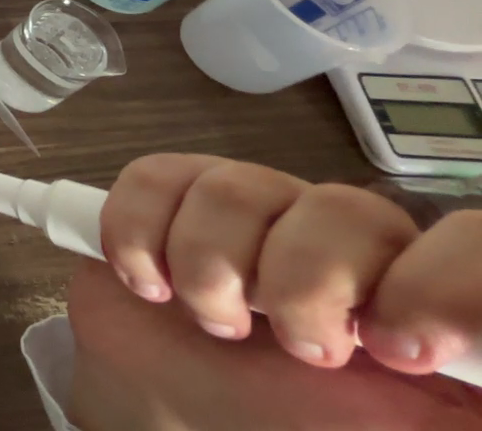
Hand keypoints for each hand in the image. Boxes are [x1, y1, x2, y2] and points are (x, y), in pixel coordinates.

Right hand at [98, 154, 481, 372]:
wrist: (170, 403)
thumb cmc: (287, 425)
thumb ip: (467, 405)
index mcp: (417, 289)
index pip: (472, 244)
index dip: (440, 286)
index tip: (396, 352)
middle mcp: (342, 231)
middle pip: (344, 208)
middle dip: (301, 288)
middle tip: (290, 346)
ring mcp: (249, 200)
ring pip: (234, 190)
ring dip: (206, 272)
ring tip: (211, 319)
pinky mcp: (167, 187)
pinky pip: (153, 180)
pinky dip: (139, 239)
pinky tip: (151, 284)